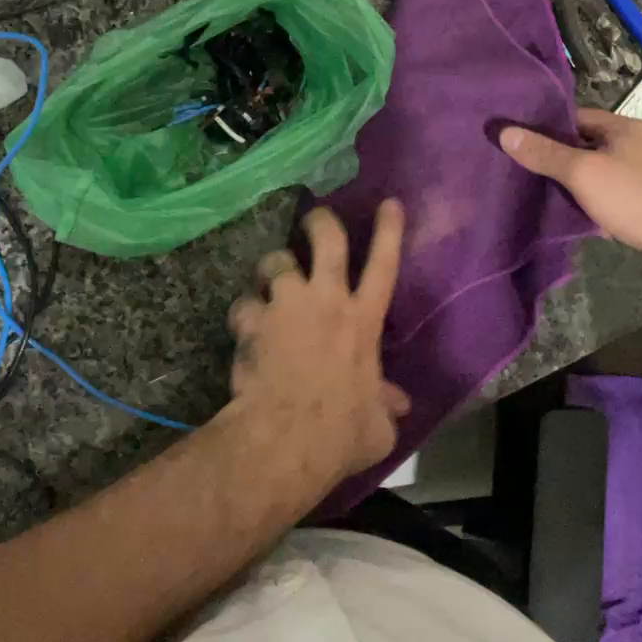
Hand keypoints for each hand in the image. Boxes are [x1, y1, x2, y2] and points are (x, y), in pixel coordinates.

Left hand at [228, 201, 410, 484]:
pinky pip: (243, 304)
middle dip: (320, 223)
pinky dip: (243, 312)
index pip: (384, 264)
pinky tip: (242, 327)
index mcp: (363, 321)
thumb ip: (385, 405)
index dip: (389, 230)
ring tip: (268, 280)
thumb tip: (399, 405)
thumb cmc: (341, 432)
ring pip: (276, 262)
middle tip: (313, 218)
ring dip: (272, 268)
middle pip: (326, 240)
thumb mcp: (378, 425)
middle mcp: (326, 300)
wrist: (286, 438)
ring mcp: (286, 306)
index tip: (389, 203)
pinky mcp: (252, 321)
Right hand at [499, 107, 641, 268]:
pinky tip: (602, 218)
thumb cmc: (637, 200)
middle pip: (594, 142)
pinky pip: (630, 188)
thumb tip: (504, 131)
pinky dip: (612, 198)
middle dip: (568, 158)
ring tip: (566, 200)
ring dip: (590, 181)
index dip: (549, 130)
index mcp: (626, 125)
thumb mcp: (583, 175)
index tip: (527, 148)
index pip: (576, 116)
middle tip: (541, 178)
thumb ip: (544, 153)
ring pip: (612, 167)